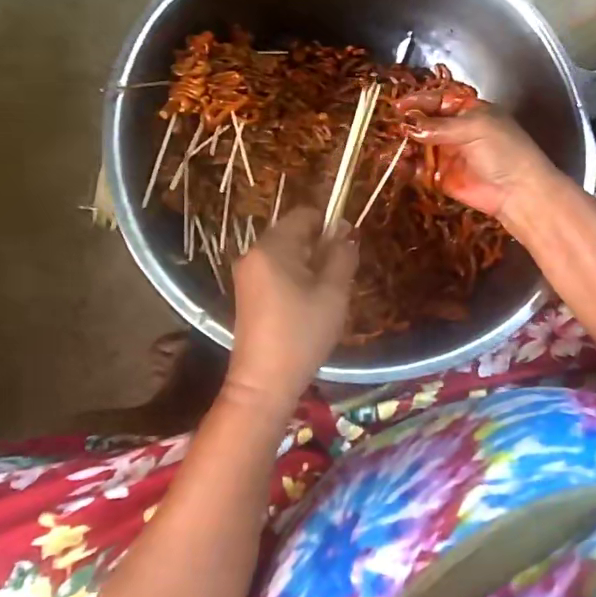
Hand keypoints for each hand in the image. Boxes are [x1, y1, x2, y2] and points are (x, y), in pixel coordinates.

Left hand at [227, 208, 357, 413]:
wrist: (263, 381)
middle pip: (292, 233)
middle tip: (341, 275)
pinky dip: (294, 278)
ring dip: (309, 265)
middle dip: (320, 246)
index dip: (329, 223)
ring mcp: (246, 274)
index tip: (349, 244)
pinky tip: (308, 305)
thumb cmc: (302, 334)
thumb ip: (342, 256)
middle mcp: (253, 254)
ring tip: (327, 293)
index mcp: (271, 247)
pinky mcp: (246, 293)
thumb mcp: (333, 293)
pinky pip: (275, 272)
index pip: (303, 215)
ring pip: (285, 254)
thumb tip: (345, 233)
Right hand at [394, 99, 562, 221]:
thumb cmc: (505, 151)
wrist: (517, 192)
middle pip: (422, 122)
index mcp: (467, 110)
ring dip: (405, 146)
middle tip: (396, 129)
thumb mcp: (475, 128)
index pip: (437, 99)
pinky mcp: (440, 176)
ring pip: (417, 145)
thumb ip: (439, 126)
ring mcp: (446, 153)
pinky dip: (406, 167)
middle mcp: (454, 129)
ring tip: (397, 149)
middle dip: (408, 124)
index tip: (399, 106)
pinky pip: (418, 168)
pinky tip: (399, 165)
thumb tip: (409, 125)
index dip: (418, 101)